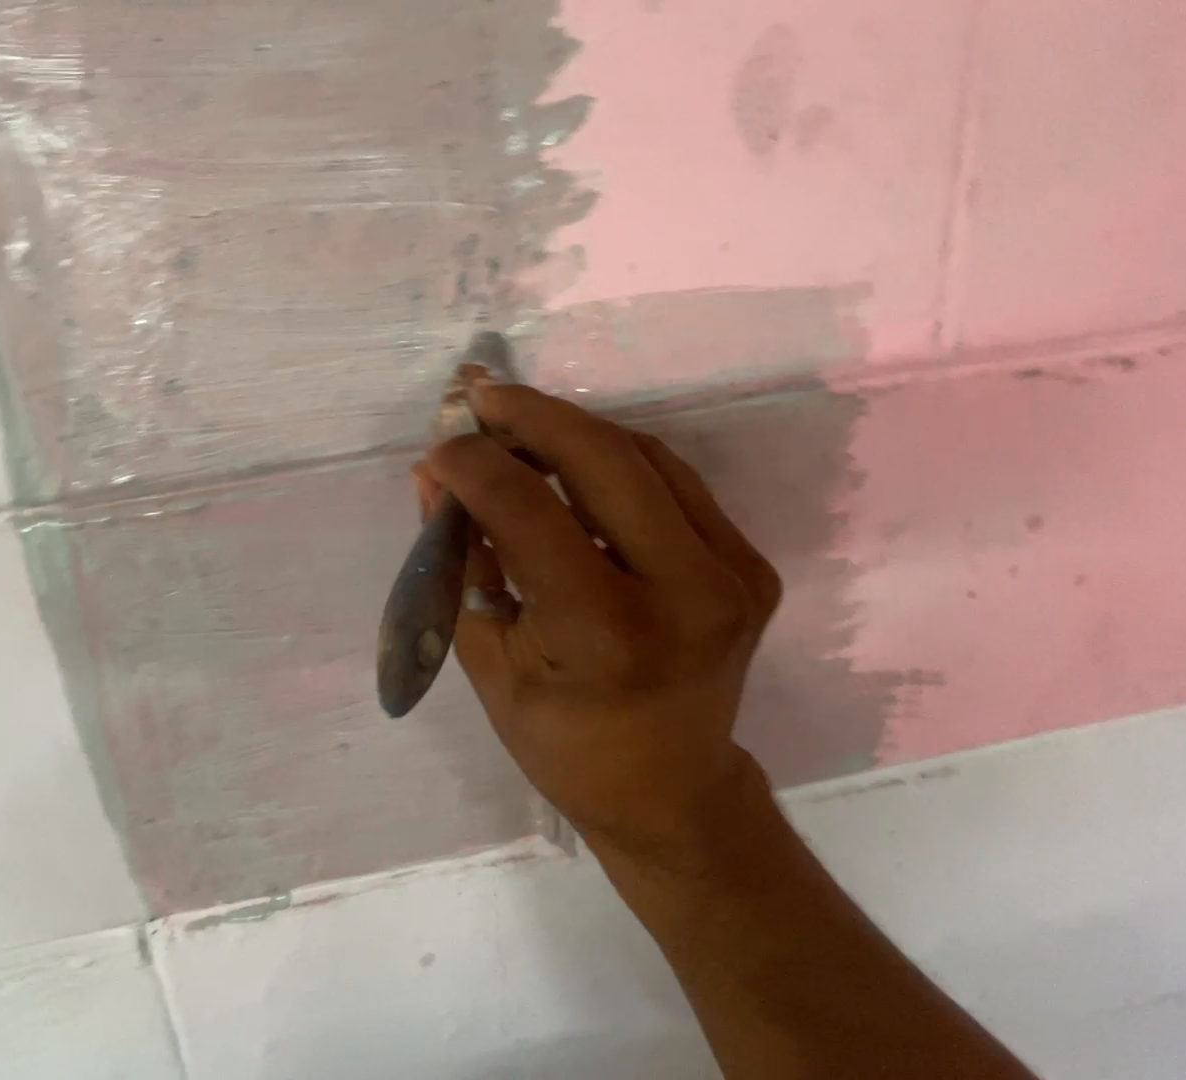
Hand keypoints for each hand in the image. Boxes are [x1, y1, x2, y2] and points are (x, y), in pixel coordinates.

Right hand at [413, 380, 781, 862]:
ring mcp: (732, 574)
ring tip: (512, 416)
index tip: (439, 445)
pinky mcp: (749, 565)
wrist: (671, 791)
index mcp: (607, 634)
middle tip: (476, 392)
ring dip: (571, 427)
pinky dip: (612, 458)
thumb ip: (462, 564)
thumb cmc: (563, 745)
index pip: (531, 511)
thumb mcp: (491, 662)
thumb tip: (435, 477)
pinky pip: (672, 482)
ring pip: (644, 456)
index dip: (476, 464)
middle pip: (604, 458)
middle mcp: (685, 591)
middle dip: (531, 414)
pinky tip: (567, 454)